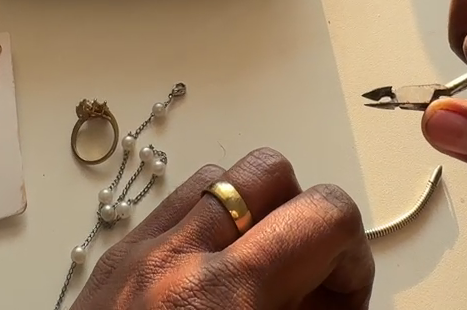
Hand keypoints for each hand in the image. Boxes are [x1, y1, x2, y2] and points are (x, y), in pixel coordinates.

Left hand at [70, 148, 373, 309]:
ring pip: (222, 176)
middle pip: (272, 170)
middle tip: (305, 283)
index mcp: (227, 299)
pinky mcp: (115, 255)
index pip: (323, 215)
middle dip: (304, 221)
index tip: (343, 300)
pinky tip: (214, 273)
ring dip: (253, 213)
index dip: (351, 255)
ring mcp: (140, 248)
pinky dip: (209, 220)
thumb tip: (338, 300)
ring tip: (257, 275)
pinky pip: (177, 200)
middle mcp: (181, 255)